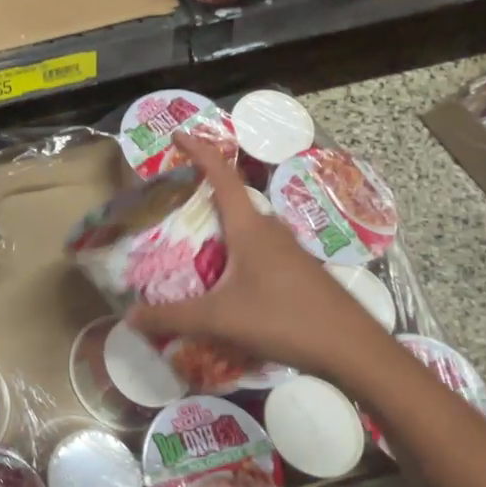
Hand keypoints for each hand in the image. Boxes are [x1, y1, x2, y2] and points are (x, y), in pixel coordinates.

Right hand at [127, 130, 393, 381]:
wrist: (355, 350)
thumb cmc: (286, 320)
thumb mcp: (220, 320)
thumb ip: (173, 317)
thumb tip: (130, 317)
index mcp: (249, 227)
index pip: (222, 174)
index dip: (199, 150)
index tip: (178, 135)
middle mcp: (269, 230)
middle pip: (232, 199)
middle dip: (202, 194)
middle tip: (171, 202)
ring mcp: (288, 251)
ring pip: (246, 228)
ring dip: (220, 228)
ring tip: (190, 243)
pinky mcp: (299, 273)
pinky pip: (258, 250)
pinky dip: (236, 252)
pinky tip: (225, 281)